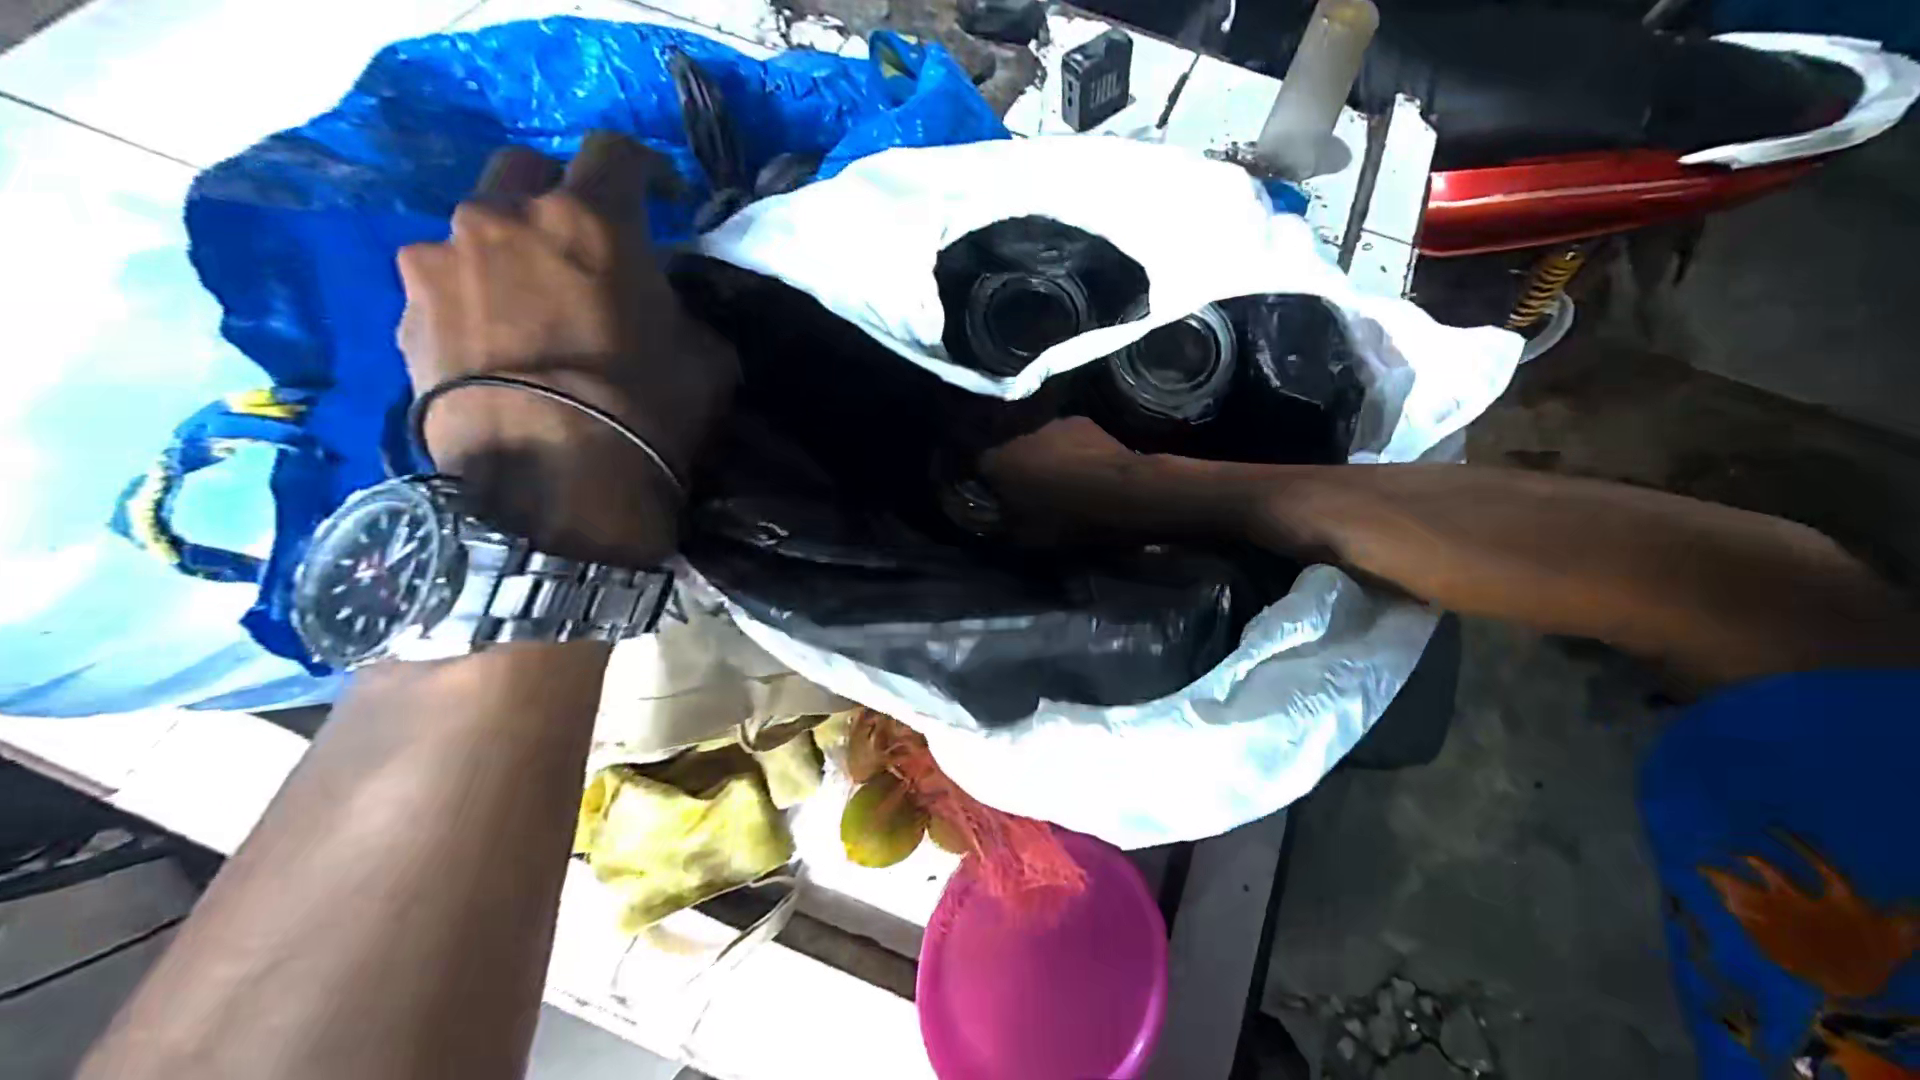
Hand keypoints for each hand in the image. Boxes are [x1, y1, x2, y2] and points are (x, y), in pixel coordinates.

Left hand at [396, 132, 738, 562]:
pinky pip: (445, 286)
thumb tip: (664, 307)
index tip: (658, 195)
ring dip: (508, 254)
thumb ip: (681, 311)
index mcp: (591, 220)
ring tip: (529, 308)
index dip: (642, 169)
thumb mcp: (708, 361)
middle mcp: (504, 218)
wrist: (555, 486)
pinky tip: (493, 348)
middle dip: (556, 198)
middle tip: (581, 249)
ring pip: (477, 231)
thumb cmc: (648, 414)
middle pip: (525, 172)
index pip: (616, 153)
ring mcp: (440, 261)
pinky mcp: (406, 312)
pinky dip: (471, 301)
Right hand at [977, 417, 1166, 541]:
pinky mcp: (1082, 421)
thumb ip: (999, 521)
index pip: (978, 466)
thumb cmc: (1066, 519)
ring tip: (1061, 478)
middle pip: (1009, 450)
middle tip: (1030, 490)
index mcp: (996, 461)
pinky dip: (1070, 451)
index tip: (997, 497)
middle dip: (1016, 467)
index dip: (987, 482)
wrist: (1123, 494)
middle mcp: (1018, 434)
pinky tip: (1084, 468)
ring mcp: (1052, 423)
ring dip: (1045, 456)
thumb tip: (992, 513)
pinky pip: (1067, 438)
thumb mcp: (1023, 535)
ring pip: (1039, 441)